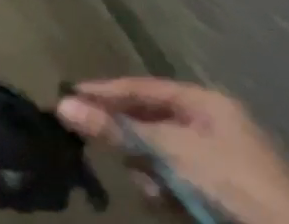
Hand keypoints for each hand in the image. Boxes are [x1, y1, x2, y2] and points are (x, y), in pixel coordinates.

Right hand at [58, 79, 288, 223]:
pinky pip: (180, 178)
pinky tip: (164, 201)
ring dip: (148, 168)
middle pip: (150, 119)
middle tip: (99, 142)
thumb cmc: (226, 182)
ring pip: (162, 152)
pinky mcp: (227, 192)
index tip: (69, 96)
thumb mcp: (165, 151)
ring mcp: (225, 159)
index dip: (104, 91)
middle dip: (128, 137)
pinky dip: (167, 188)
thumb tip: (61, 104)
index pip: (142, 87)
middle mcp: (216, 123)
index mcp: (207, 103)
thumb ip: (114, 128)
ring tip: (148, 186)